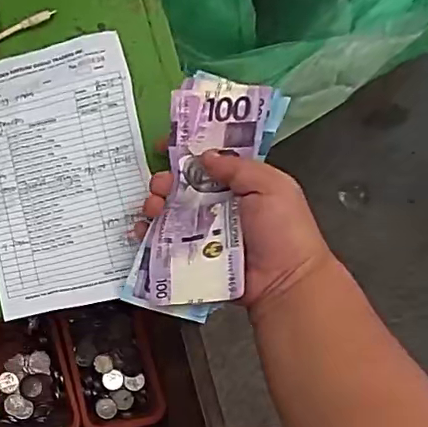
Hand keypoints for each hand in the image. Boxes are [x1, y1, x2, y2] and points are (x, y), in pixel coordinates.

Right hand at [140, 149, 336, 310]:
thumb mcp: (271, 186)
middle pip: (181, 189)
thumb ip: (238, 168)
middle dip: (164, 181)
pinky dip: (148, 237)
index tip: (164, 145)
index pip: (207, 164)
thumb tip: (205, 156)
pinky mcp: (191, 260)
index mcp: (237, 187)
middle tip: (161, 184)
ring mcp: (202, 236)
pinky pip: (164, 246)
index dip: (185, 153)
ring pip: (168, 215)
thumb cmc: (284, 232)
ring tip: (153, 206)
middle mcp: (217, 209)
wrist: (283, 281)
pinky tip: (144, 230)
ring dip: (154, 205)